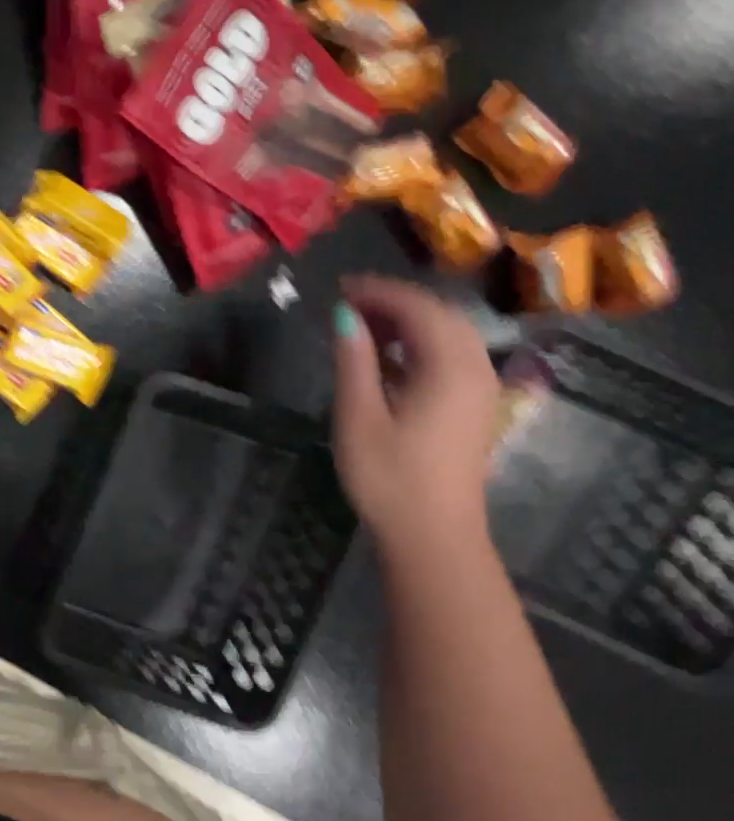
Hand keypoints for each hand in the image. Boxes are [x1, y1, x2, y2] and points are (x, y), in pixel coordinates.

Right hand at [331, 277, 501, 551]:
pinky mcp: (473, 408)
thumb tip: (344, 318)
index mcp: (450, 368)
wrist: (431, 532)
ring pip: (449, 337)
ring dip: (407, 323)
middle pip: (442, 318)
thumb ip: (354, 362)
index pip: (420, 310)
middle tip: (347, 304)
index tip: (339, 289)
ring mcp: (480, 391)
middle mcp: (476, 370)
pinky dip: (417, 345)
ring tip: (360, 326)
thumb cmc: (388, 475)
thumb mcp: (358, 416)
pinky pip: (450, 358)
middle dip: (396, 303)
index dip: (380, 293)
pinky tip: (385, 358)